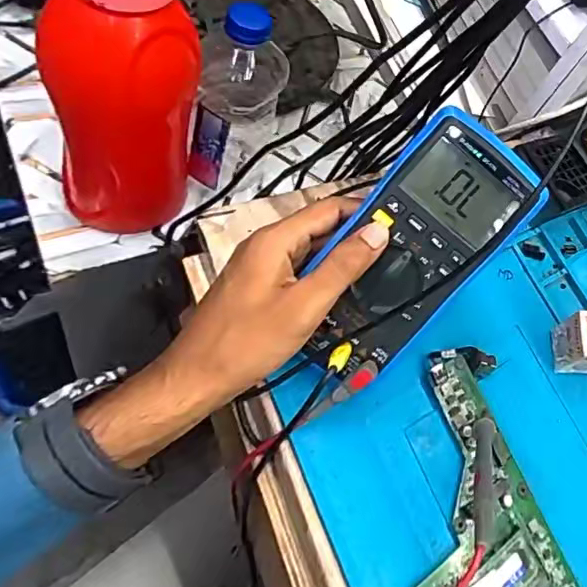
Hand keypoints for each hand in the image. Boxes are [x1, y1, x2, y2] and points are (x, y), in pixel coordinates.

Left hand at [78, 197, 389, 466]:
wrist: (196, 379)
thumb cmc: (241, 345)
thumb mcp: (306, 304)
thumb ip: (344, 266)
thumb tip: (375, 234)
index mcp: (274, 241)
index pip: (330, 207)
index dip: (364, 209)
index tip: (391, 217)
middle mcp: (265, 245)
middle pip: (321, 226)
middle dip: (355, 234)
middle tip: (386, 247)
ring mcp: (260, 264)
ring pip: (311, 247)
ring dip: (340, 255)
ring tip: (367, 268)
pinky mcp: (260, 283)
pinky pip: (299, 265)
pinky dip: (322, 272)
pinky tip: (336, 289)